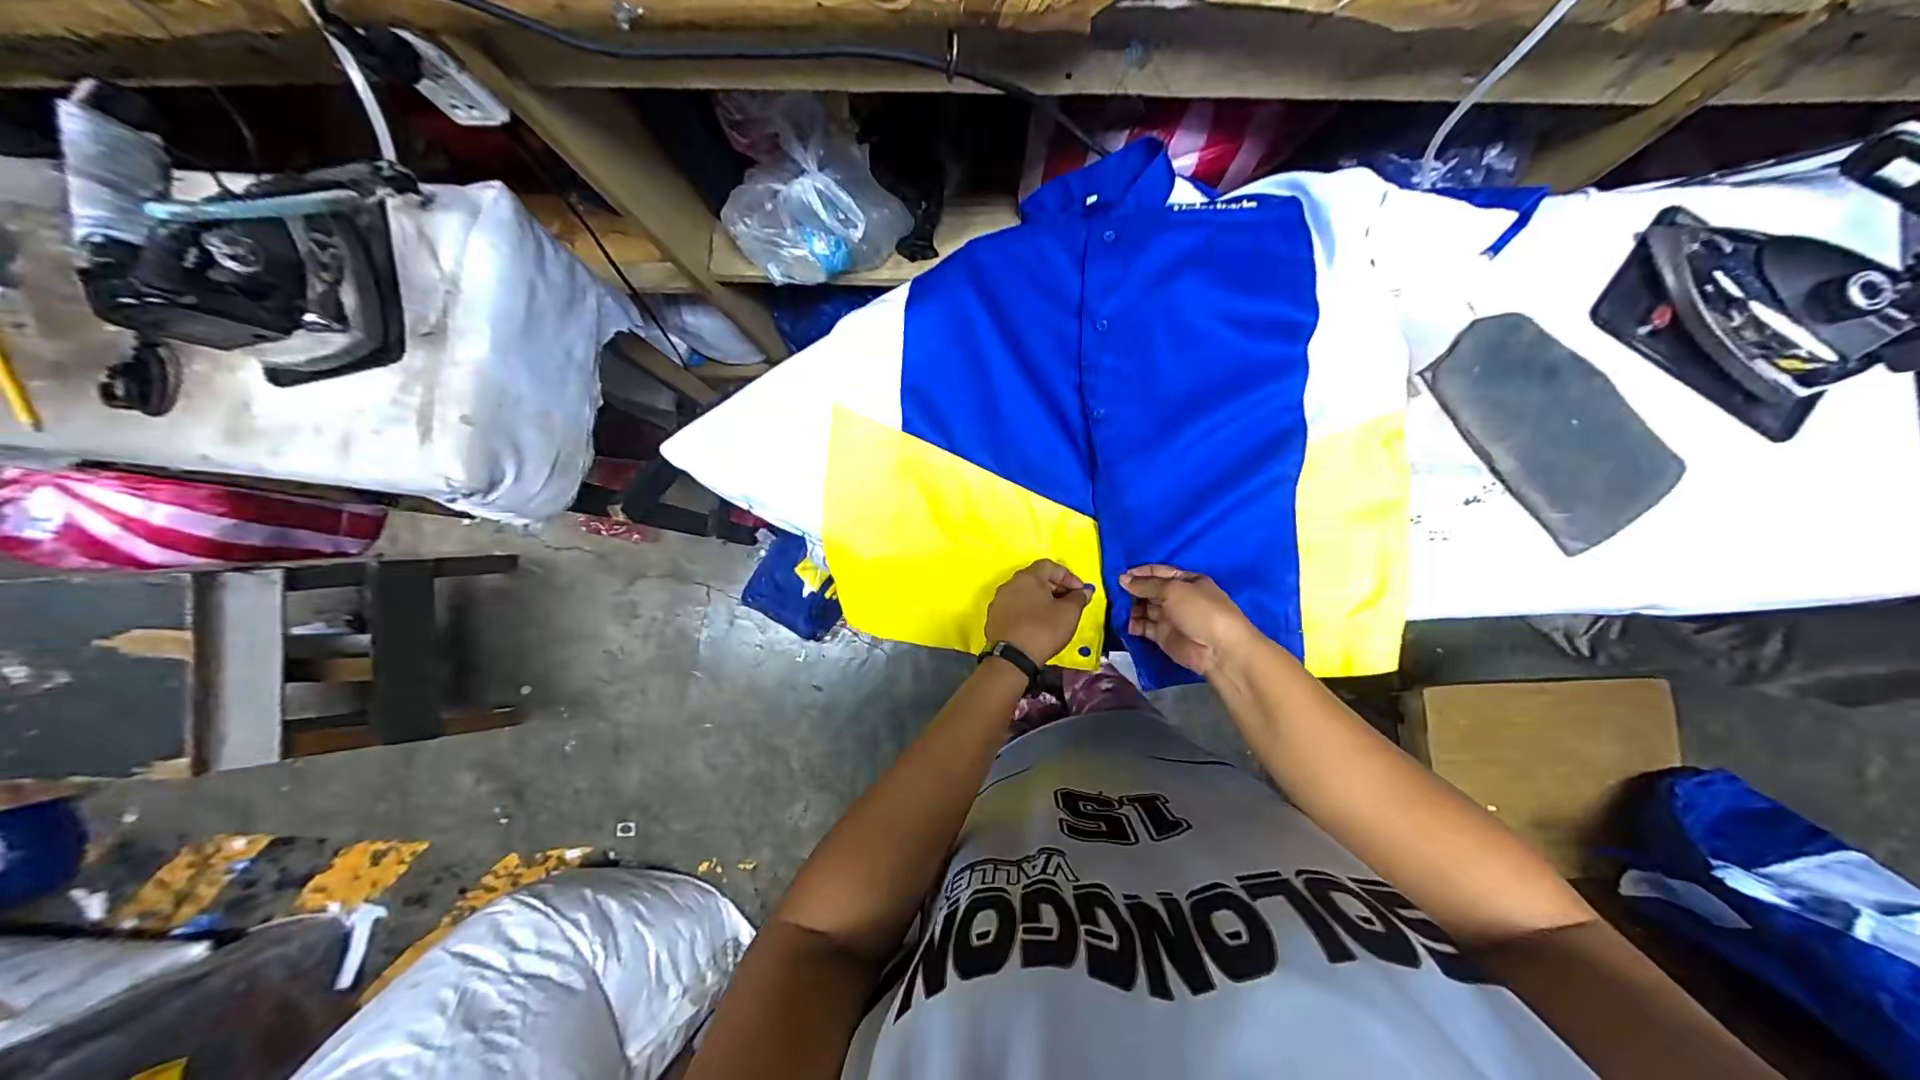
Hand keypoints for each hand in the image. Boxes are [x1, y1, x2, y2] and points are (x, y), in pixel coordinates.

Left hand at [984, 559, 1092, 661]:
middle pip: (1036, 578)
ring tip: (1054, 614)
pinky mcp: (994, 618)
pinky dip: (1028, 611)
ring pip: (1024, 594)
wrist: (1012, 658)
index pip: (1049, 566)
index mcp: (1027, 577)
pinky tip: (1037, 625)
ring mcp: (998, 601)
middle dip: (1056, 587)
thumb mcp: (1069, 613)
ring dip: (1041, 599)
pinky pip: (1014, 608)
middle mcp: (1010, 584)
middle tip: (1070, 602)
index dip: (1068, 576)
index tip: (1079, 591)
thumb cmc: (1043, 630)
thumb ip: (1078, 598)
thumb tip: (1084, 591)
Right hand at [1120, 564, 1260, 676]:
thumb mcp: (1173, 589)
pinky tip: (1124, 623)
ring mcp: (1170, 617)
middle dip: (1132, 590)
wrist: (1218, 649)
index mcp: (1185, 581)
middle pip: (1149, 590)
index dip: (1139, 573)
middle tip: (1112, 592)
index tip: (1119, 575)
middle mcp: (1177, 597)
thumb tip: (1122, 579)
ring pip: (1144, 608)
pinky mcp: (1163, 636)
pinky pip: (1144, 627)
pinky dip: (1133, 625)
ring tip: (1116, 608)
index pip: (1158, 572)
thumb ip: (1146, 584)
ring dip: (1130, 607)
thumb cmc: (1200, 610)